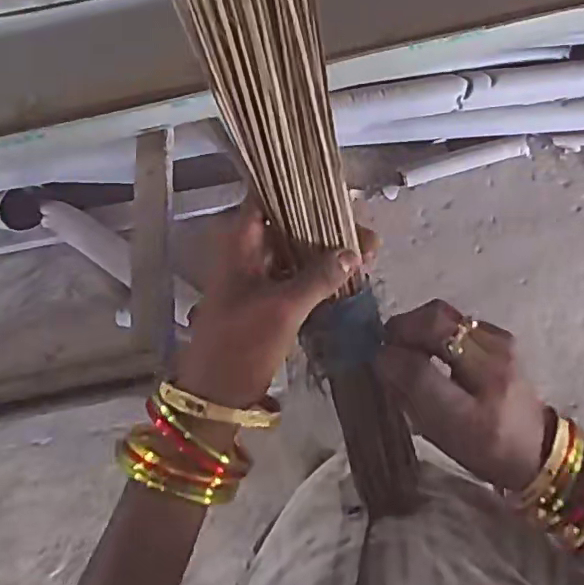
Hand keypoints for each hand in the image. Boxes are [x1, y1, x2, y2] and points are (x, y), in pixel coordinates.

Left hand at [172, 204, 377, 408]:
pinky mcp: (268, 297)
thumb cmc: (241, 344)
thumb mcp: (283, 308)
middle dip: (328, 222)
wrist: (215, 396)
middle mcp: (248, 251)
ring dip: (329, 248)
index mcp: (241, 242)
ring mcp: (258, 275)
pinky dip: (323, 271)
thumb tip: (354, 252)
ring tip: (368, 249)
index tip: (334, 189)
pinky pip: (299, 273)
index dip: (299, 188)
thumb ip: (320, 277)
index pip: (268, 196)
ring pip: (298, 249)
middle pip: (290, 222)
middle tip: (363, 227)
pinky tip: (352, 272)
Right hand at [376, 299, 551, 490]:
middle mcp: (491, 370)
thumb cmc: (485, 451)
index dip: (392, 360)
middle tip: (388, 342)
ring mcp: (500, 345)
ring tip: (407, 342)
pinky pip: (458, 318)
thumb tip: (382, 361)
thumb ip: (411, 399)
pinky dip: (437, 326)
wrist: (538, 445)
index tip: (377, 359)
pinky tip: (434, 344)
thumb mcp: (443, 438)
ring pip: (445, 314)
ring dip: (418, 323)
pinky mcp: (502, 334)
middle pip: (436, 324)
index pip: (422, 372)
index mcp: (474, 414)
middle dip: (403, 327)